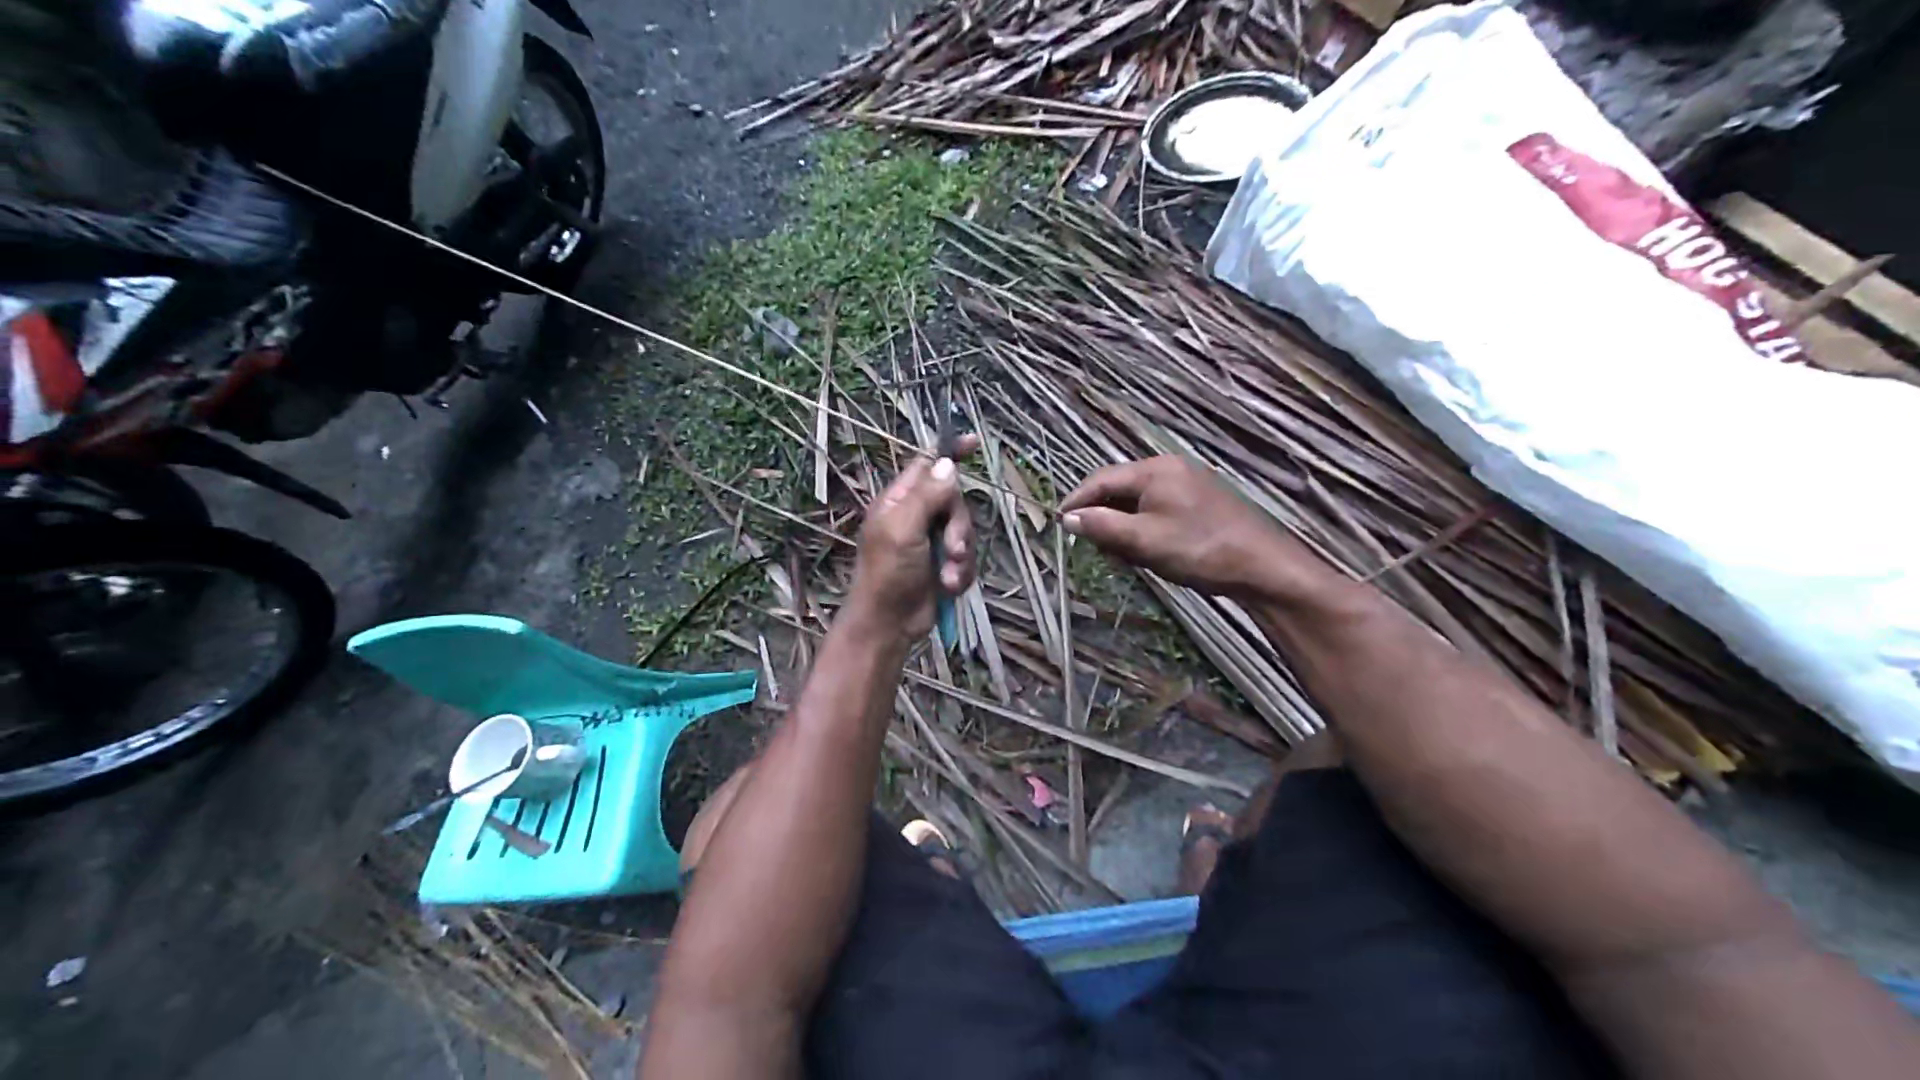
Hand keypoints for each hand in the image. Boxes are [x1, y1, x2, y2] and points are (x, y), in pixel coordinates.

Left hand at [847, 440, 978, 641]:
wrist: (889, 625)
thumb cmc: (887, 575)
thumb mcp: (903, 530)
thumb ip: (926, 496)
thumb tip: (947, 464)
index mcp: (899, 501)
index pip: (927, 466)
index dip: (949, 454)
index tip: (974, 443)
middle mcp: (916, 516)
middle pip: (954, 501)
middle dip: (959, 526)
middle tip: (951, 549)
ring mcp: (930, 541)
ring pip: (964, 531)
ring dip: (961, 555)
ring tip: (948, 575)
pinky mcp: (943, 565)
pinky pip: (966, 558)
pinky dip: (962, 573)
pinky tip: (949, 587)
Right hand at [1060, 456, 1331, 599]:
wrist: (1265, 567)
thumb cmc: (1201, 549)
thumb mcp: (1144, 540)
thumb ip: (1102, 527)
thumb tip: (1068, 518)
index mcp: (1156, 469)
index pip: (1101, 478)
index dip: (1077, 501)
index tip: (1059, 523)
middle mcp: (1171, 469)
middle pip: (1119, 488)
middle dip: (1102, 517)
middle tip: (1095, 547)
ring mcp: (1188, 485)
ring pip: (1138, 502)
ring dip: (1123, 527)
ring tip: (1124, 555)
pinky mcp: (1201, 504)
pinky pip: (1158, 510)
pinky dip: (1144, 529)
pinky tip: (1148, 552)